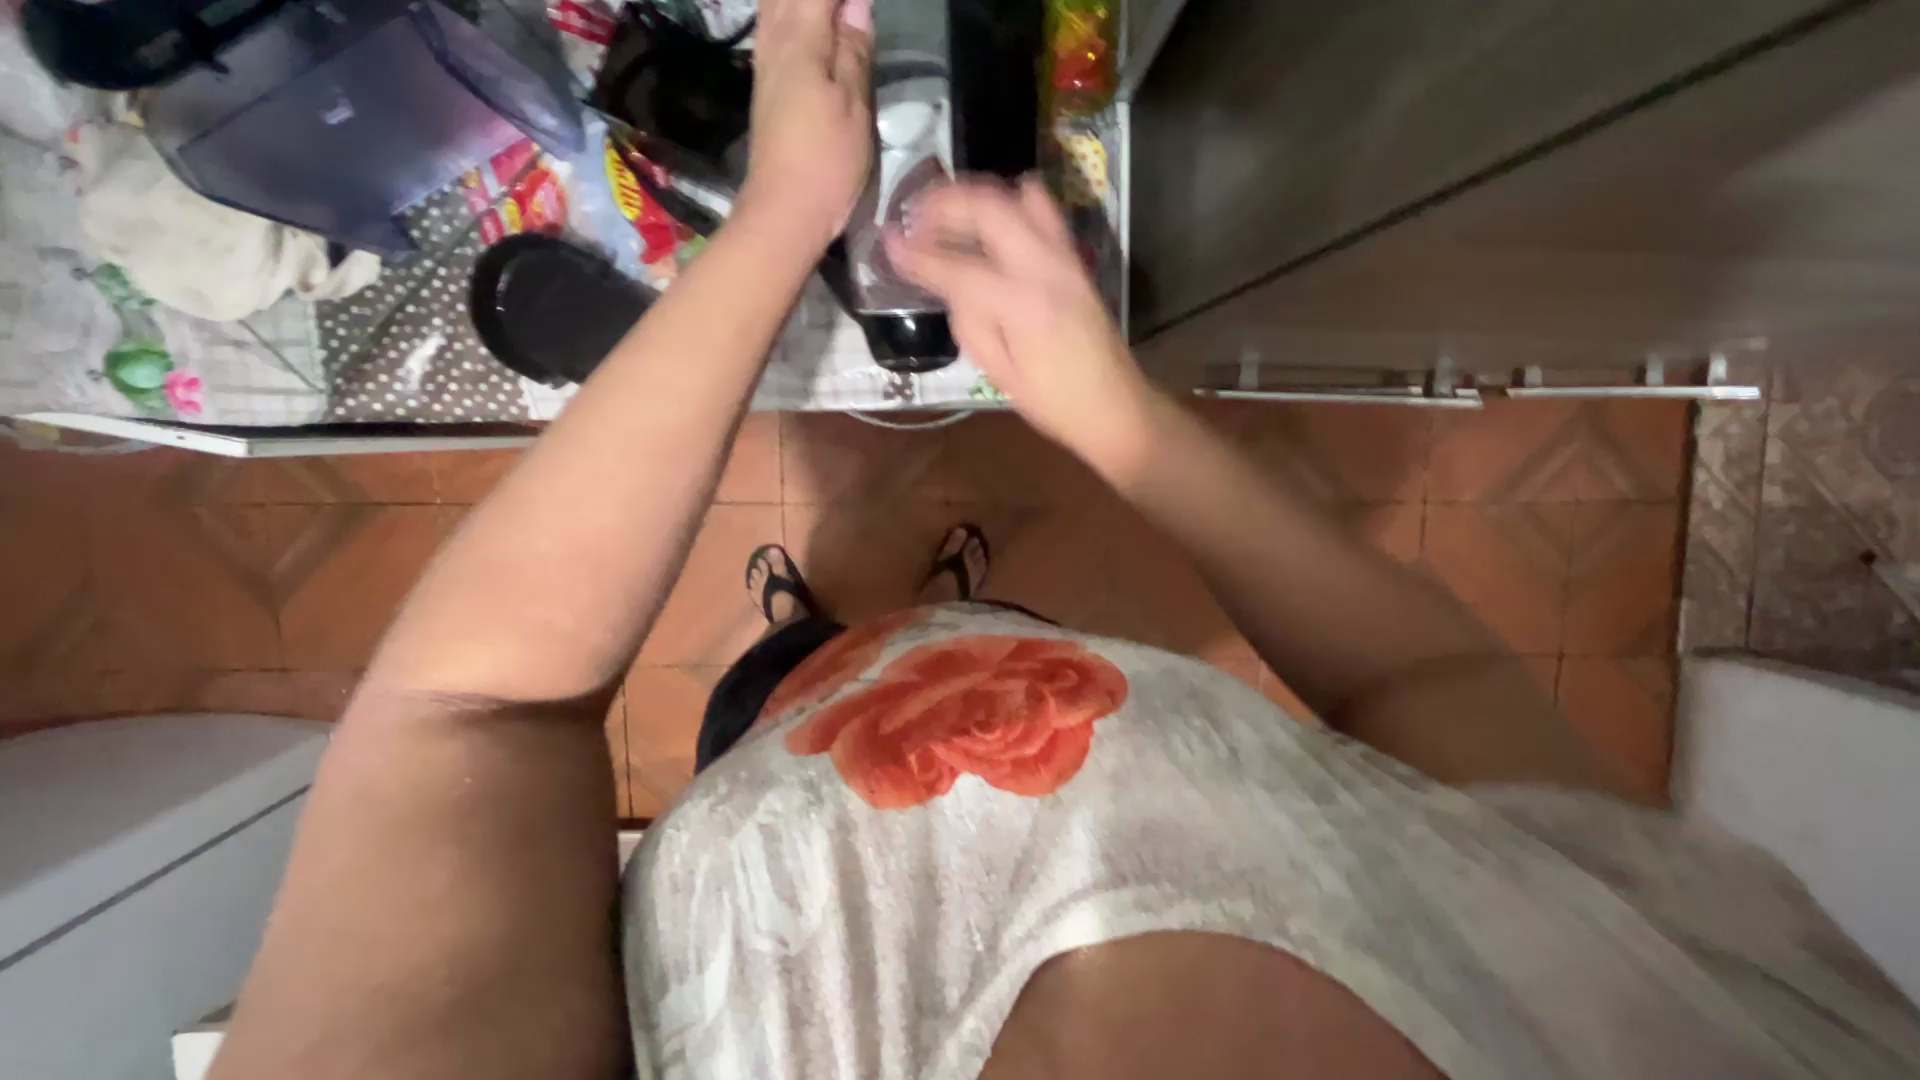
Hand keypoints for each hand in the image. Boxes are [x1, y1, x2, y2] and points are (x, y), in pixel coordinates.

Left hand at [737, 0, 874, 249]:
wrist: (785, 210)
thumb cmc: (827, 162)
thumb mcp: (854, 107)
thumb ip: (853, 52)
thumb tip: (857, 5)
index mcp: (801, 40)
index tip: (865, 2)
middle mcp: (775, 42)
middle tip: (851, 7)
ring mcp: (765, 65)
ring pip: (774, 5)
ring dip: (799, 2)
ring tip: (830, 10)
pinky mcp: (763, 88)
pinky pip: (771, 27)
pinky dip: (786, 12)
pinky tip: (802, 21)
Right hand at [884, 176, 1153, 457]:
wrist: (1114, 405)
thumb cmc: (1051, 401)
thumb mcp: (998, 371)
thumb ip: (967, 319)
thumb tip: (948, 282)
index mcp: (1019, 302)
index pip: (954, 264)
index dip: (915, 253)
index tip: (887, 242)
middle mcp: (1043, 266)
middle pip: (987, 207)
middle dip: (943, 204)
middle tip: (916, 218)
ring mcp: (1065, 256)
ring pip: (1016, 196)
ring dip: (976, 197)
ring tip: (949, 215)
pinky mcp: (1075, 259)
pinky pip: (1043, 211)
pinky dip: (1009, 204)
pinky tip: (990, 226)